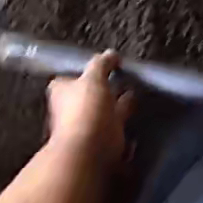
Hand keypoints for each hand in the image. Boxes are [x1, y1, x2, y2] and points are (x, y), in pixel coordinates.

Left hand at [45, 51, 132, 169]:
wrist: (90, 148)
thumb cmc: (86, 109)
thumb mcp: (93, 78)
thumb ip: (102, 64)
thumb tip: (111, 54)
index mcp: (63, 91)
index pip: (70, 77)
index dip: (83, 71)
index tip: (101, 64)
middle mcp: (74, 107)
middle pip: (90, 92)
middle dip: (104, 86)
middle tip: (122, 75)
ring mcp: (91, 122)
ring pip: (107, 106)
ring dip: (119, 100)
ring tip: (135, 89)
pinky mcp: (107, 135)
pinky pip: (119, 121)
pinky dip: (126, 116)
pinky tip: (138, 108)